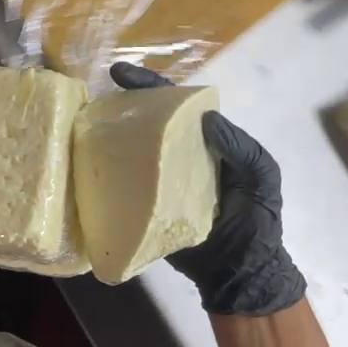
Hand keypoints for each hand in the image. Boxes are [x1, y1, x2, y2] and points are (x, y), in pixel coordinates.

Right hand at [110, 63, 305, 316]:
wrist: (241, 272)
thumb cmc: (257, 220)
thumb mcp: (262, 176)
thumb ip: (241, 147)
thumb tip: (207, 119)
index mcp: (205, 141)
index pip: (178, 106)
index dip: (152, 86)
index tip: (122, 74)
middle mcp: (179, 156)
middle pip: (149, 123)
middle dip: (123, 105)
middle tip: (98, 96)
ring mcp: (160, 182)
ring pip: (133, 152)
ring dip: (110, 138)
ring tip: (85, 126)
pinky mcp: (146, 208)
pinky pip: (125, 188)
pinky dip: (108, 178)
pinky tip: (88, 168)